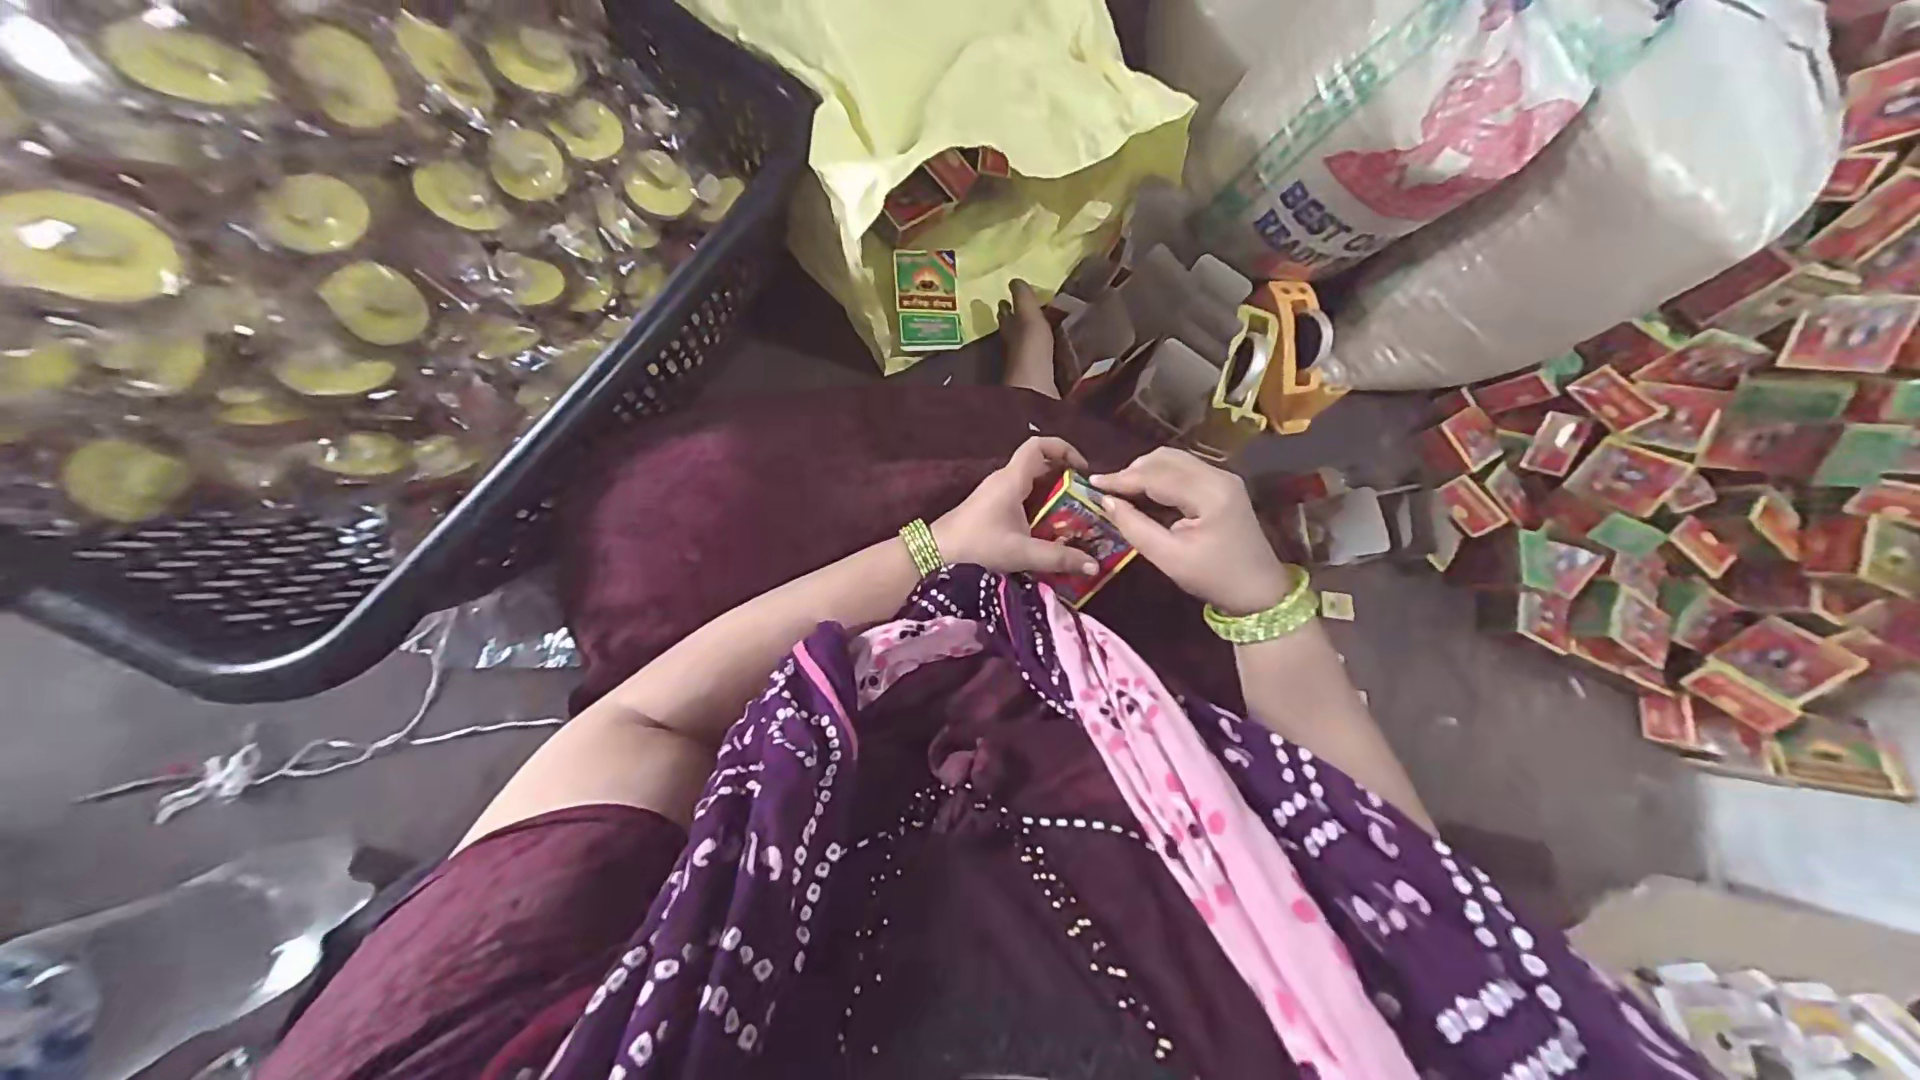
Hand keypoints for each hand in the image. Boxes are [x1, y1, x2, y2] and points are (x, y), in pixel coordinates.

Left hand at [933, 436, 1100, 576]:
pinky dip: (1036, 504)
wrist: (935, 554)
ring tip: (1071, 514)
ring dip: (1050, 492)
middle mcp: (1002, 480)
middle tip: (1083, 497)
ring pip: (1028, 482)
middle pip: (1038, 464)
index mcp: (1011, 480)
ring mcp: (993, 493)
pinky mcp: (988, 507)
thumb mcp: (1022, 553)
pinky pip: (1019, 496)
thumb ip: (1059, 558)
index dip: (1064, 449)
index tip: (1082, 469)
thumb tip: (1094, 566)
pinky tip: (1046, 527)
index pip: (1039, 445)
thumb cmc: (977, 547)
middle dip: (1063, 476)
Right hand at [1091, 448, 1293, 614]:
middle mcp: (1219, 476)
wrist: (1260, 591)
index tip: (1092, 483)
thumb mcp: (1169, 558)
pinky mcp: (1222, 485)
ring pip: (1174, 460)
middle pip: (1165, 459)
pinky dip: (1160, 475)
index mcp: (1209, 493)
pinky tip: (1145, 491)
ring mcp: (1223, 478)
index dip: (1121, 478)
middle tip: (1107, 488)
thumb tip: (1106, 501)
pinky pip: (1184, 469)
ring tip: (1122, 489)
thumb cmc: (1214, 578)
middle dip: (1132, 470)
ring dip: (1145, 471)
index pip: (1156, 475)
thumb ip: (1135, 527)